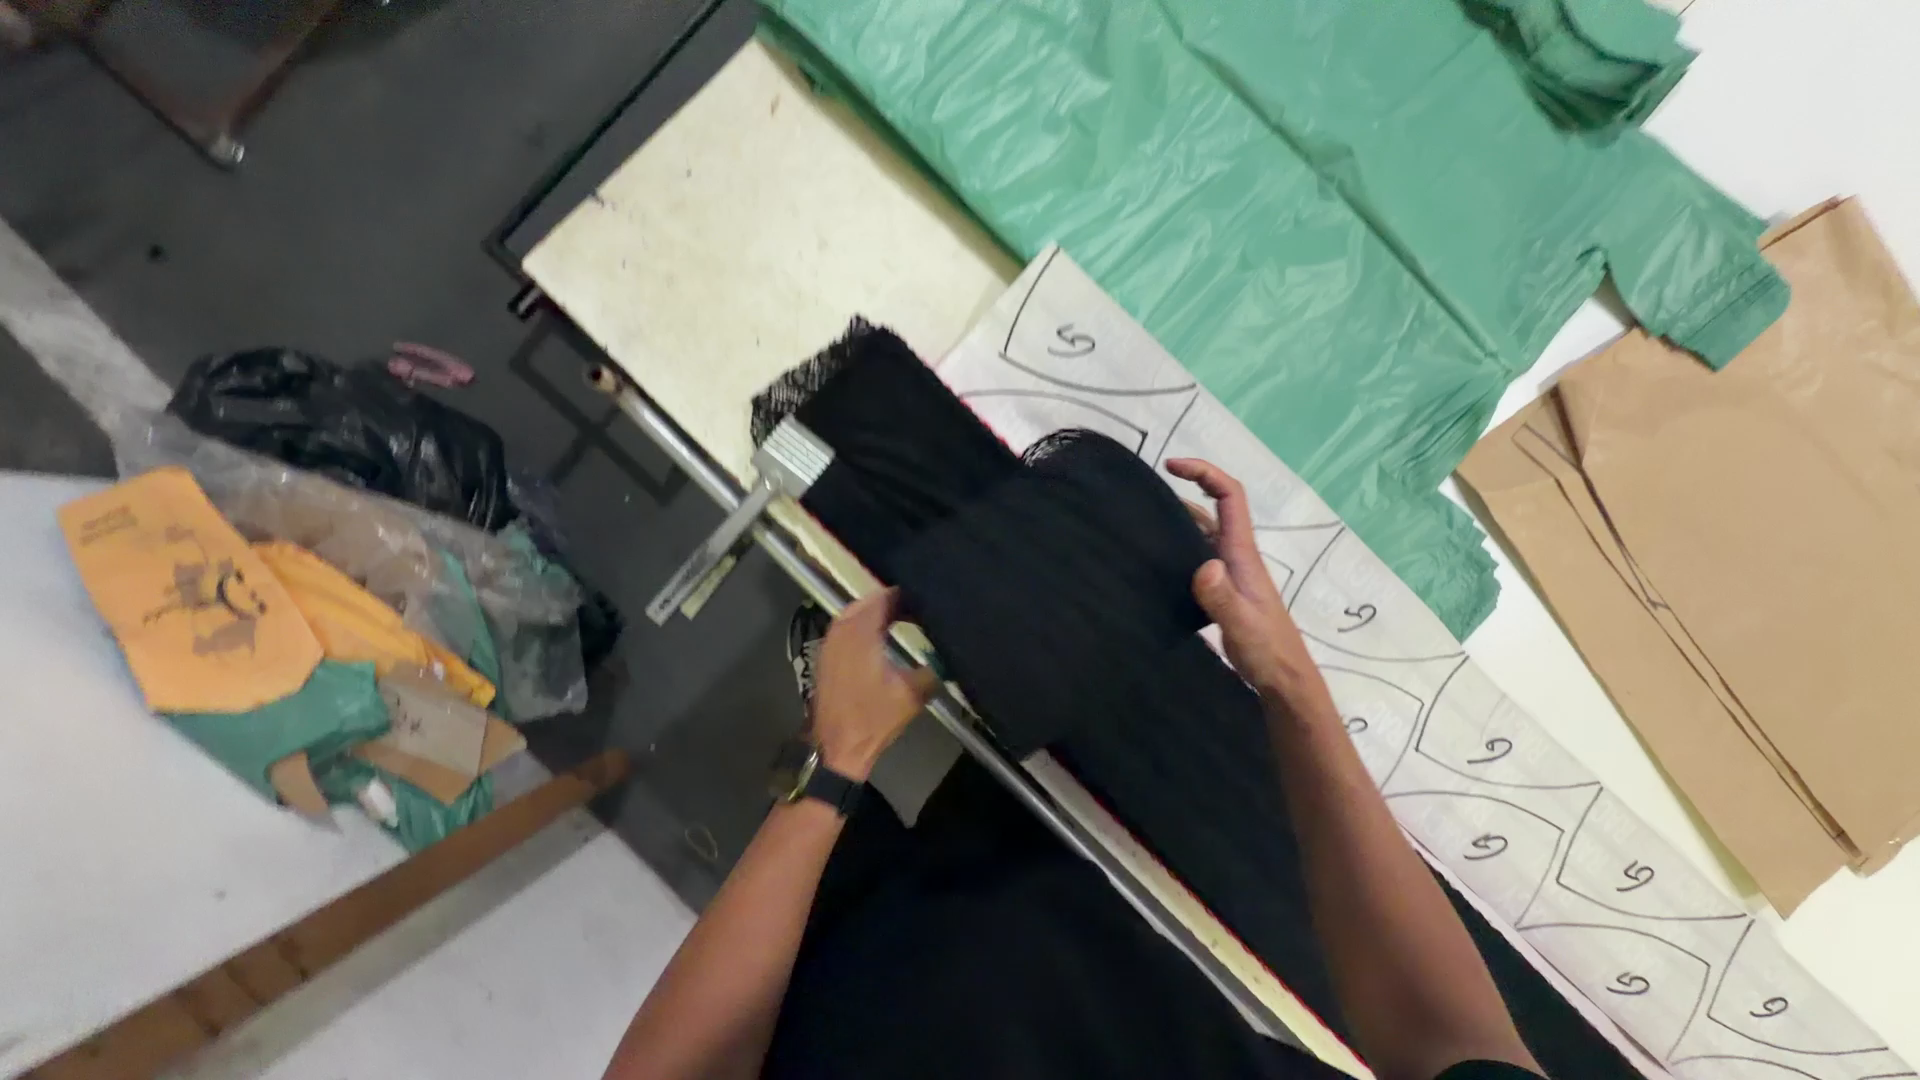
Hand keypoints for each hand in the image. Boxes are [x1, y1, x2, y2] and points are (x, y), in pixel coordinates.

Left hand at [811, 588, 940, 779]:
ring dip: (875, 612)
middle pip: (868, 602)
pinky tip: (880, 636)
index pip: (884, 598)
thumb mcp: (913, 694)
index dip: (906, 596)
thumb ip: (934, 669)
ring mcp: (829, 643)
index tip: (926, 599)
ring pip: (854, 613)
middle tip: (916, 606)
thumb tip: (949, 653)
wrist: (838, 747)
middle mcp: (841, 630)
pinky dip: (863, 625)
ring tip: (902, 616)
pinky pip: (845, 628)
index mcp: (861, 632)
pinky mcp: (826, 656)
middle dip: (891, 601)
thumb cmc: (875, 718)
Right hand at [1166, 459, 1327, 709]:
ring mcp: (1229, 575)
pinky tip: (1156, 564)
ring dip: (1179, 520)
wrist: (1283, 681)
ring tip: (1142, 523)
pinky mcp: (1220, 593)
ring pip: (1204, 533)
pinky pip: (1197, 558)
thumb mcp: (1242, 624)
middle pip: (1214, 509)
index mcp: (1242, 555)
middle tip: (1145, 495)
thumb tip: (1204, 564)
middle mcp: (1235, 557)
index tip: (1172, 466)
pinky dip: (1178, 549)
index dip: (1205, 473)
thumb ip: (1222, 597)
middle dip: (1186, 490)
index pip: (1229, 498)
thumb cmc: (1268, 651)